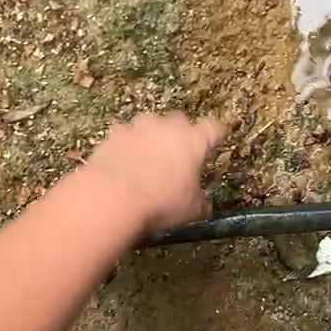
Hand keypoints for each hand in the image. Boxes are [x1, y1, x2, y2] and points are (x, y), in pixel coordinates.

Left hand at [79, 112, 226, 232]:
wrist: (113, 195)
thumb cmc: (162, 201)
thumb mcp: (190, 209)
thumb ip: (200, 202)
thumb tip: (204, 205)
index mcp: (194, 140)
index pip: (214, 129)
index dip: (216, 134)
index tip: (217, 139)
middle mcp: (168, 126)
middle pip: (180, 121)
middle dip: (180, 134)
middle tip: (179, 155)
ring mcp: (139, 127)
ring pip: (150, 125)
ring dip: (151, 137)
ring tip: (148, 159)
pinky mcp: (114, 134)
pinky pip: (124, 135)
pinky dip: (126, 146)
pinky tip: (123, 162)